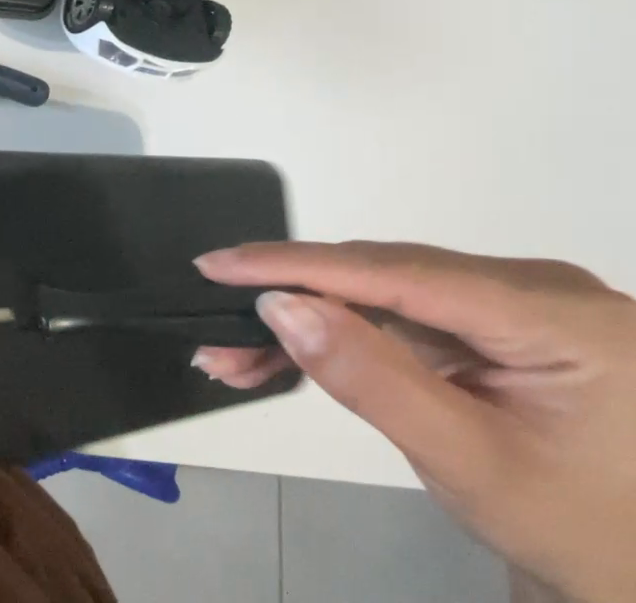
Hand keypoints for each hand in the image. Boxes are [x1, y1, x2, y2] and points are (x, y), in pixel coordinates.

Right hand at [193, 241, 635, 602]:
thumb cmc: (578, 526)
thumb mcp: (470, 462)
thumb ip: (374, 380)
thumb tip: (279, 305)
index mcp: (564, 318)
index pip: (400, 272)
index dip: (297, 264)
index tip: (213, 266)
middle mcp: (541, 290)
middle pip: (381, 278)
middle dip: (289, 302)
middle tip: (214, 339)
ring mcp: (514, 305)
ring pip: (375, 296)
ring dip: (303, 323)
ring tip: (234, 361)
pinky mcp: (489, 325)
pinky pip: (393, 318)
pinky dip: (336, 337)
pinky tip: (281, 359)